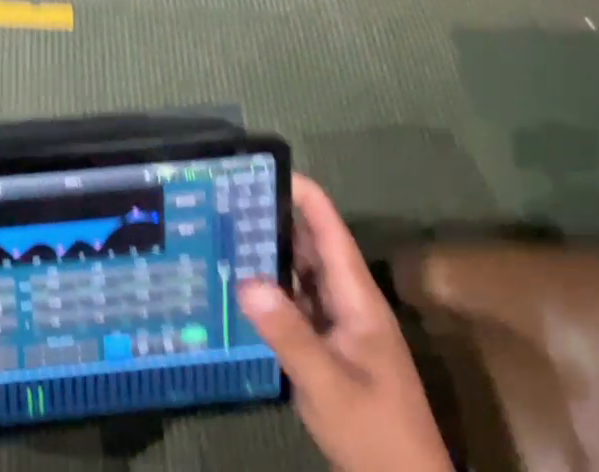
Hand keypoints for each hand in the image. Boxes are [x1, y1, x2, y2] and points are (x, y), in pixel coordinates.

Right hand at [239, 174, 451, 471]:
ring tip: (225, 228)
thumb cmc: (373, 429)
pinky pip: (295, 306)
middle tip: (228, 195)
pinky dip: (270, 290)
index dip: (305, 197)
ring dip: (271, 253)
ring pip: (302, 276)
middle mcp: (349, 304)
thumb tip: (246, 279)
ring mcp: (339, 327)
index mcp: (358, 300)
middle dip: (278, 218)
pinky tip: (239, 285)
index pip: (332, 233)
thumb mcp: (327, 383)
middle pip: (314, 248)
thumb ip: (288, 333)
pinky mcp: (327, 348)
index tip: (267, 169)